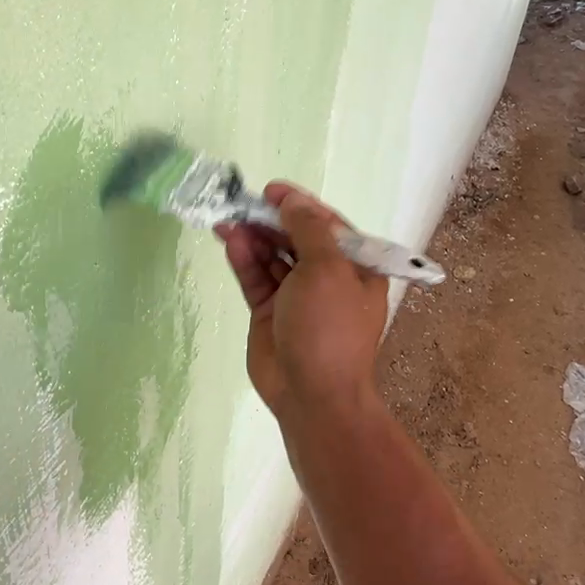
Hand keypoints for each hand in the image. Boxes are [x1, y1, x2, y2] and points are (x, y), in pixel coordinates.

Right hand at [215, 182, 389, 423]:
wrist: (312, 394)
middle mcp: (327, 279)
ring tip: (228, 219)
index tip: (271, 190)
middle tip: (242, 203)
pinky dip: (244, 259)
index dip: (300, 205)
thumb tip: (292, 201)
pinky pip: (256, 278)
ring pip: (272, 257)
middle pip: (296, 238)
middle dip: (271, 220)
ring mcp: (296, 297)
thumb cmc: (329, 327)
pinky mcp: (269, 314)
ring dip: (253, 237)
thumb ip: (308, 229)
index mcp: (356, 267)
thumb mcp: (327, 269)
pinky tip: (229, 241)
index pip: (327, 225)